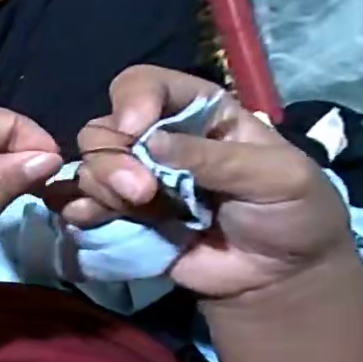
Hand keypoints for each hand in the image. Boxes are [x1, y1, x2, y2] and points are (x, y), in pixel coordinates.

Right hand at [61, 66, 354, 301]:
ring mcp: (128, 178)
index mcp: (195, 116)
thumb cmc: (292, 216)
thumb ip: (214, 158)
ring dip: (102, 191)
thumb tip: (149, 141)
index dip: (131, 99)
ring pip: (84, 168)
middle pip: (100, 130)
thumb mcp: (278, 178)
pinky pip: (70, 203)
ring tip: (139, 214)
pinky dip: (77, 211)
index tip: (134, 128)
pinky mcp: (110, 213)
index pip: (145, 85)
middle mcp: (152, 141)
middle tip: (141, 192)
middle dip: (112, 161)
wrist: (276, 277)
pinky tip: (98, 222)